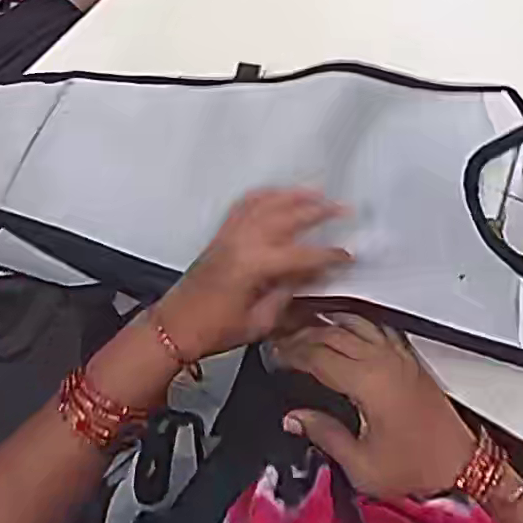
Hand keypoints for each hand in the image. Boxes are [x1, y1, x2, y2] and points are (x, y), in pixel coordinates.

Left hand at [154, 188, 352, 357]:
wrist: (174, 327)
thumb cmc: (215, 330)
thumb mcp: (261, 321)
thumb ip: (288, 293)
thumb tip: (312, 275)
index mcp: (256, 266)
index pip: (303, 254)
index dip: (329, 254)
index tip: (347, 255)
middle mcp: (244, 242)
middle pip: (289, 217)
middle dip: (319, 211)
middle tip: (342, 208)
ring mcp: (231, 234)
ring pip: (268, 203)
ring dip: (295, 195)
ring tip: (317, 192)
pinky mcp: (222, 234)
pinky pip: (245, 205)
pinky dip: (264, 195)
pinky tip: (278, 193)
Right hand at [272, 314, 476, 499]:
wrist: (460, 462)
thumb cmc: (414, 467)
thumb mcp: (362, 465)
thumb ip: (325, 435)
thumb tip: (295, 418)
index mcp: (368, 383)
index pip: (319, 356)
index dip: (292, 353)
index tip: (275, 355)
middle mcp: (382, 361)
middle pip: (332, 334)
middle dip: (302, 335)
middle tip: (281, 340)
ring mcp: (396, 355)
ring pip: (353, 324)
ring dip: (326, 323)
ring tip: (303, 327)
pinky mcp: (406, 357)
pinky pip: (375, 327)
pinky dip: (354, 322)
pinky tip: (343, 325)